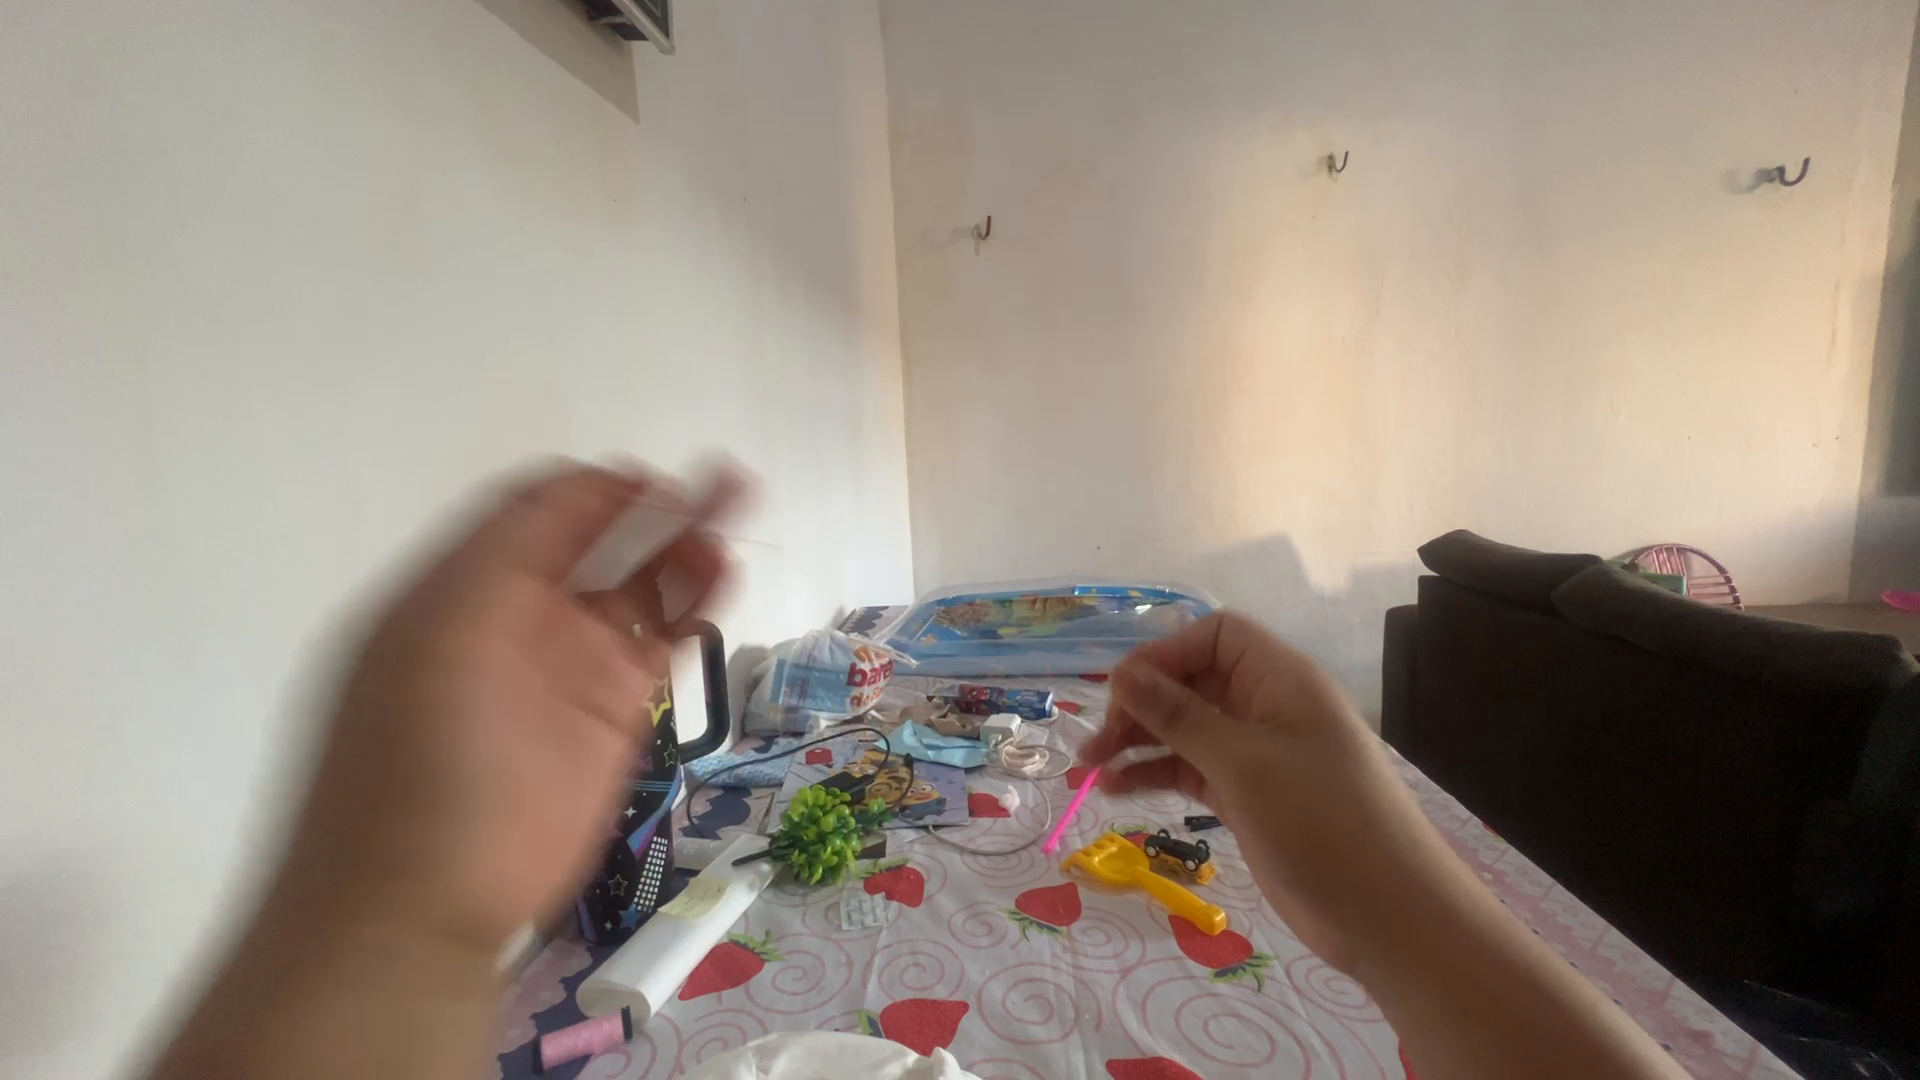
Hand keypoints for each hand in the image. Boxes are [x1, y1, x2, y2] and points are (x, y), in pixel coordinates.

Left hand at [272, 463, 739, 955]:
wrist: (426, 898)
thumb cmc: (420, 755)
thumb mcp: (440, 628)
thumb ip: (514, 546)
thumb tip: (596, 483)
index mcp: (471, 584)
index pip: (546, 512)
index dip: (604, 489)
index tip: (659, 484)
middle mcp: (526, 612)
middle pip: (608, 541)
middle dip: (663, 511)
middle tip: (725, 489)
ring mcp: (575, 660)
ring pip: (645, 586)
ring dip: (688, 554)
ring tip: (729, 538)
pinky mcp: (617, 704)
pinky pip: (663, 639)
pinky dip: (694, 607)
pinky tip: (721, 585)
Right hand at [1080, 611, 1446, 972]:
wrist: (1392, 921)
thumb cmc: (1321, 822)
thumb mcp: (1241, 762)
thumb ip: (1177, 714)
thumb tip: (1120, 673)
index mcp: (1279, 678)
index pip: (1214, 636)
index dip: (1165, 653)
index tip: (1122, 689)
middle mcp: (1266, 706)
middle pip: (1190, 683)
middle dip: (1139, 706)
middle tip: (1095, 742)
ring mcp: (1256, 753)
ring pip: (1184, 729)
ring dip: (1137, 743)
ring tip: (1088, 770)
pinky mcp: (1247, 794)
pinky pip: (1190, 768)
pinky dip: (1155, 774)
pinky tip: (1116, 789)